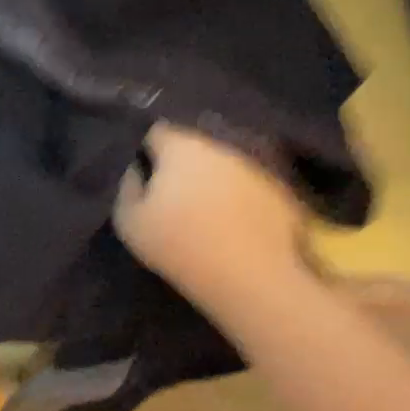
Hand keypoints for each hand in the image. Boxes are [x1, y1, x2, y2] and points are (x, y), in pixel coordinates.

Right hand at [112, 122, 311, 301]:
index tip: (143, 172)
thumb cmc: (179, 244)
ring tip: (203, 209)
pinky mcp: (281, 192)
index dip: (147, 150)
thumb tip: (137, 171)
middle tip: (170, 192)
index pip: (158, 132)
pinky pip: (249, 186)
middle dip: (182, 163)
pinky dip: (239, 197)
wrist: (252, 278)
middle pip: (194, 146)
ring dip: (212, 179)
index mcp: (182, 148)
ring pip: (224, 165)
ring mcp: (256, 168)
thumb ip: (128, 188)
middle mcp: (222, 148)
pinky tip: (232, 223)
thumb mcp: (130, 222)